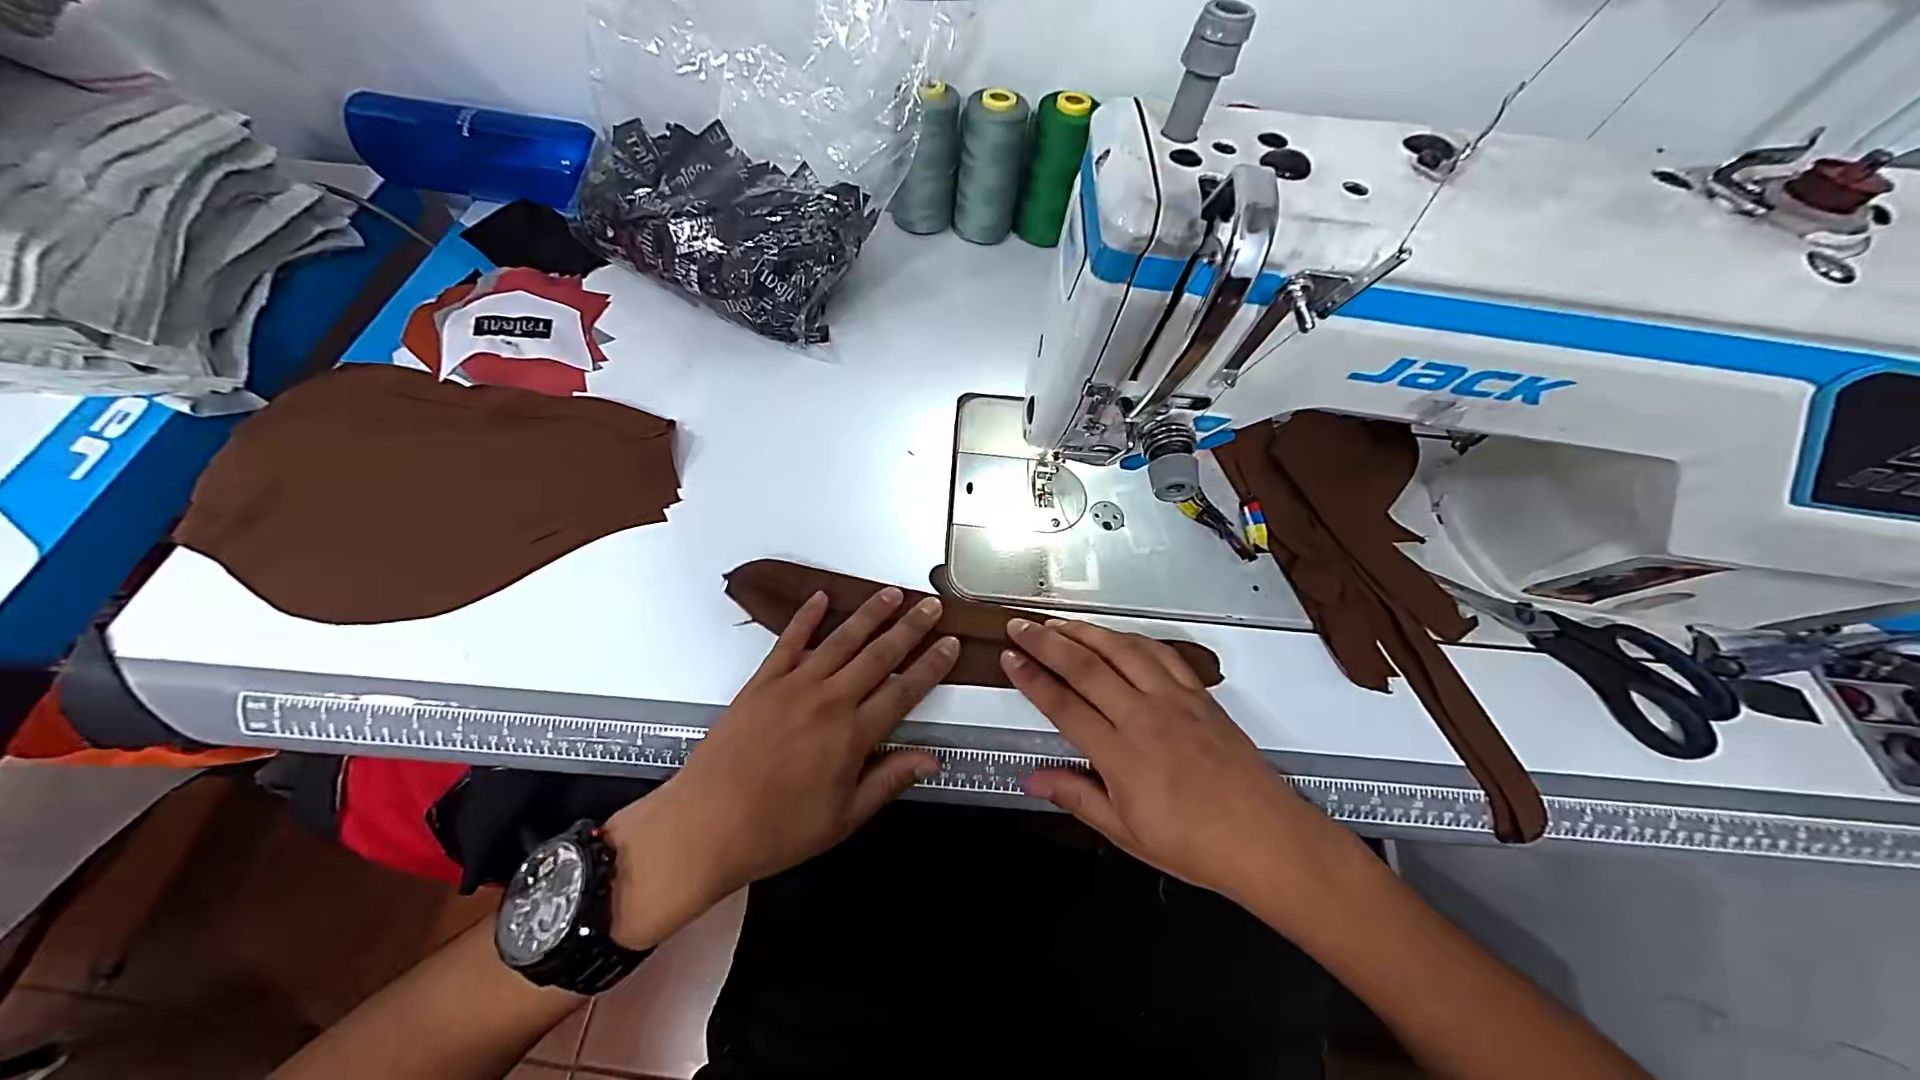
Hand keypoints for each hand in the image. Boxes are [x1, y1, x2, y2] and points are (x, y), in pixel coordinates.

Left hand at [604, 587, 957, 948]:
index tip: (949, 645)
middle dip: (910, 627)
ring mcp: (793, 687)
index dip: (931, 666)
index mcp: (853, 736)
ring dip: (870, 614)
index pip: (904, 690)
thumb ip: (888, 781)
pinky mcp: (762, 682)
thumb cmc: (776, 830)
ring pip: (841, 640)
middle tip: (930, 606)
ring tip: (891, 593)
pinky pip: (789, 641)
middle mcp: (829, 702)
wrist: (705, 826)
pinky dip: (806, 617)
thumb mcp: (843, 819)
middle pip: (879, 655)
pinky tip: (821, 598)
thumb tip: (929, 760)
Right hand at [1002, 617, 1352, 910]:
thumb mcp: (1126, 832)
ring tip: (1057, 622)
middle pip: (1085, 667)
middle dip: (1046, 642)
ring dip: (1085, 631)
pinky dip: (1132, 638)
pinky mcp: (1200, 696)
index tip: (1010, 659)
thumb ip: (1077, 796)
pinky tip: (1116, 635)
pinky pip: (1161, 654)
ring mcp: (1175, 701)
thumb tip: (1032, 779)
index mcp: (1121, 755)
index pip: (1063, 705)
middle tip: (1020, 626)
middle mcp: (1144, 717)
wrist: (1267, 839)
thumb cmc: (1195, 844)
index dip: (1032, 679)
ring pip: (1121, 651)